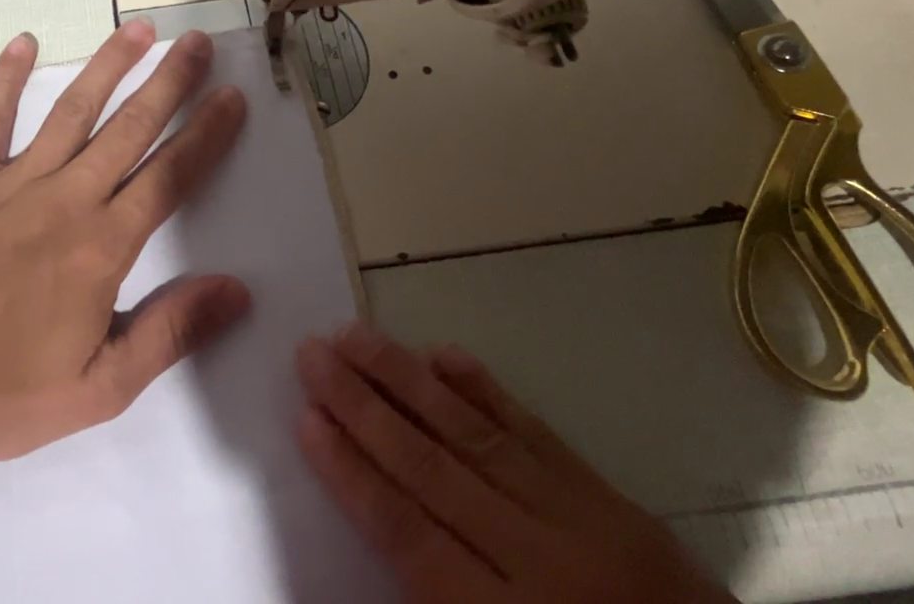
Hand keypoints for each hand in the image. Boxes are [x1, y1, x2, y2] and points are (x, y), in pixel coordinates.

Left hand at [0, 20, 252, 535]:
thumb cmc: (7, 393)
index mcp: (103, 247)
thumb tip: (238, 289)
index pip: (170, 177)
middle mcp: (65, 200)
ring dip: (107, 66)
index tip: (232, 95)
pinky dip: (6, 80)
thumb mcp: (103, 386)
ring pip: (71, 112)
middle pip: (129, 129)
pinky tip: (22, 42)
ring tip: (138, 29)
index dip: (206, 135)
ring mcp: (12, 185)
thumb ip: (172, 331)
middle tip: (199, 41)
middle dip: (170, 82)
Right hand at [297, 326, 736, 603]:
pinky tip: (444, 353)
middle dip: (363, 405)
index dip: (350, 471)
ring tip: (357, 336)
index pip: (406, 529)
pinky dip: (486, 391)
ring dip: (408, 380)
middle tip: (313, 352)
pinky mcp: (608, 496)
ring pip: (475, 435)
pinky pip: (536, 433)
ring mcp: (578, 519)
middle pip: (431, 466)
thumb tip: (372, 515)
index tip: (305, 417)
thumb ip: (432, 595)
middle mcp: (536, 558)